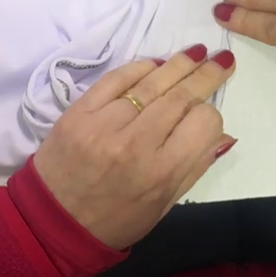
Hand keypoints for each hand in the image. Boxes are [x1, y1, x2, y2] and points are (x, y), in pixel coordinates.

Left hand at [33, 46, 236, 249]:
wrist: (51, 223)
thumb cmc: (116, 220)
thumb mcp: (164, 206)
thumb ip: (195, 167)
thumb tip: (223, 134)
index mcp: (161, 173)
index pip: (203, 123)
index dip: (211, 115)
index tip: (207, 116)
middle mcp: (136, 144)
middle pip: (181, 96)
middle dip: (206, 74)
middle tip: (222, 60)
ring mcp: (104, 125)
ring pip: (151, 83)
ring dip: (178, 64)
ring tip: (197, 53)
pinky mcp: (79, 112)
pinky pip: (116, 79)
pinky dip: (139, 68)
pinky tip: (156, 64)